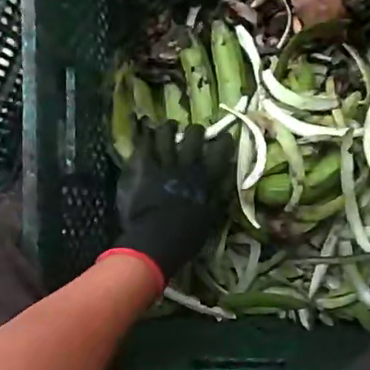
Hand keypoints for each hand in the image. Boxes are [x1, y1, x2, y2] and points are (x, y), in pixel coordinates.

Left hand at [105, 124, 235, 288]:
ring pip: (167, 133)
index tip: (224, 139)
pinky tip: (147, 136)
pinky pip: (144, 146)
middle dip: (196, 131)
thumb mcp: (212, 216)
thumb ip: (220, 194)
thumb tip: (227, 178)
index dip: (224, 141)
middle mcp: (188, 165)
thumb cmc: (187, 236)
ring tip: (169, 127)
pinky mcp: (143, 168)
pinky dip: (145, 139)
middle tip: (194, 134)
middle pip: (194, 135)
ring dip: (169, 128)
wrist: (155, 241)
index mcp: (207, 177)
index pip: (221, 149)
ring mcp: (164, 164)